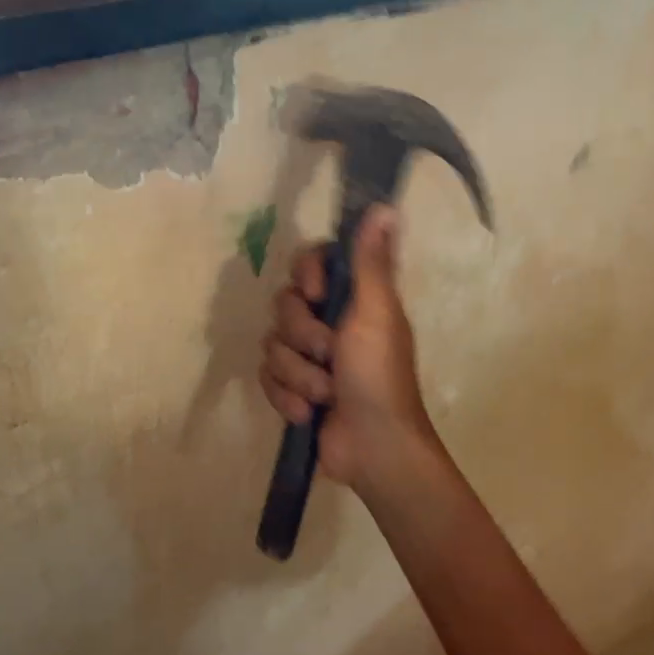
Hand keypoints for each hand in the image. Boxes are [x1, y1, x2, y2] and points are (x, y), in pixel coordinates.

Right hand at [260, 206, 437, 492]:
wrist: (373, 449)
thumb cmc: (380, 377)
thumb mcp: (376, 314)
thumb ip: (371, 262)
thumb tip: (386, 206)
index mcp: (353, 299)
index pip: (312, 262)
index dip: (307, 274)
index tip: (317, 293)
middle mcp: (328, 322)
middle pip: (284, 305)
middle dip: (302, 336)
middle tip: (329, 355)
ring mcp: (308, 357)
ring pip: (272, 345)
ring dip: (298, 374)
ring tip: (324, 394)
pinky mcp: (292, 388)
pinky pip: (267, 377)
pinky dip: (287, 397)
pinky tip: (308, 414)